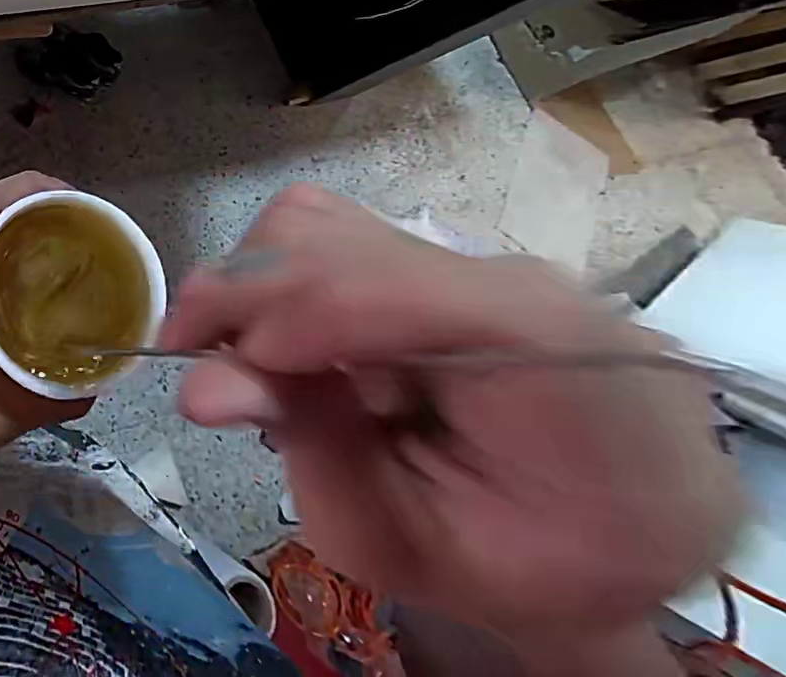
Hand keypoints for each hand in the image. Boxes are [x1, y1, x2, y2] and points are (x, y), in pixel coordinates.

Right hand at [162, 184, 740, 668]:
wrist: (588, 528)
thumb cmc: (509, 562)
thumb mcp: (401, 543)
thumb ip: (311, 456)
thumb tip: (197, 389)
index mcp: (556, 362)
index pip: (397, 288)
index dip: (289, 311)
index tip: (207, 363)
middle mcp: (508, 278)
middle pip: (325, 239)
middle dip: (239, 301)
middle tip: (203, 372)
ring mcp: (464, 251)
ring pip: (305, 223)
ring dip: (248, 289)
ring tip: (248, 363)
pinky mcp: (424, 247)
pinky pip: (312, 231)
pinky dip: (268, 278)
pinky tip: (281, 337)